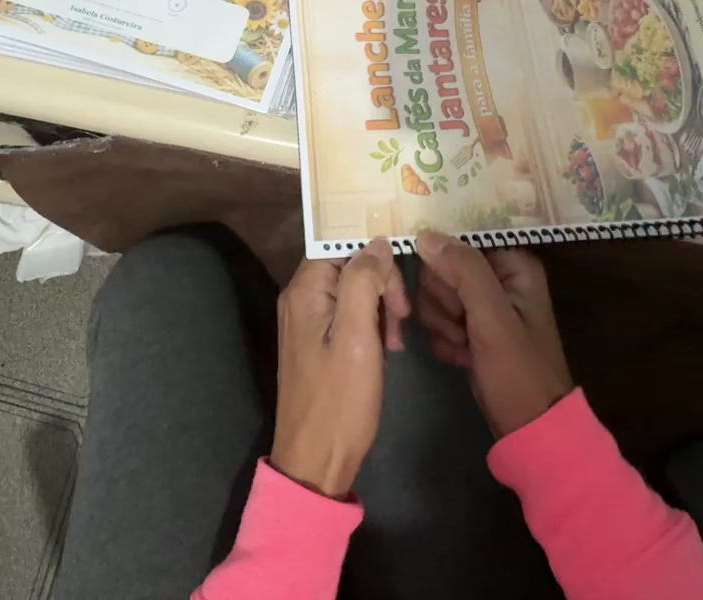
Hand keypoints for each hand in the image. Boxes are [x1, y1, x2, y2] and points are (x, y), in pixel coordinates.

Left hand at [270, 237, 409, 497]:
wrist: (317, 460)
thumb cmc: (339, 398)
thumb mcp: (358, 335)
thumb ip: (364, 281)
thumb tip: (375, 243)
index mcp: (304, 290)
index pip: (340, 244)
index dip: (373, 255)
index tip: (399, 281)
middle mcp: (300, 298)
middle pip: (347, 265)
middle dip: (381, 283)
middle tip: (402, 317)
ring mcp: (307, 321)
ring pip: (352, 290)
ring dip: (380, 306)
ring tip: (396, 339)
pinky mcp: (318, 342)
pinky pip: (348, 314)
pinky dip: (372, 324)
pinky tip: (387, 348)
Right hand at [415, 231, 573, 438]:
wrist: (527, 429)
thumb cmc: (518, 371)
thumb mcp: (492, 317)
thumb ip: (463, 271)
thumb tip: (425, 235)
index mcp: (512, 265)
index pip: (456, 245)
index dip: (447, 273)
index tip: (457, 303)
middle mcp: (498, 278)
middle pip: (440, 270)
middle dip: (443, 304)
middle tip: (464, 328)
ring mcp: (483, 305)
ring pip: (433, 296)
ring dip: (442, 325)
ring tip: (465, 347)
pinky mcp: (470, 328)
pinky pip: (436, 319)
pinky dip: (444, 340)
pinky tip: (461, 356)